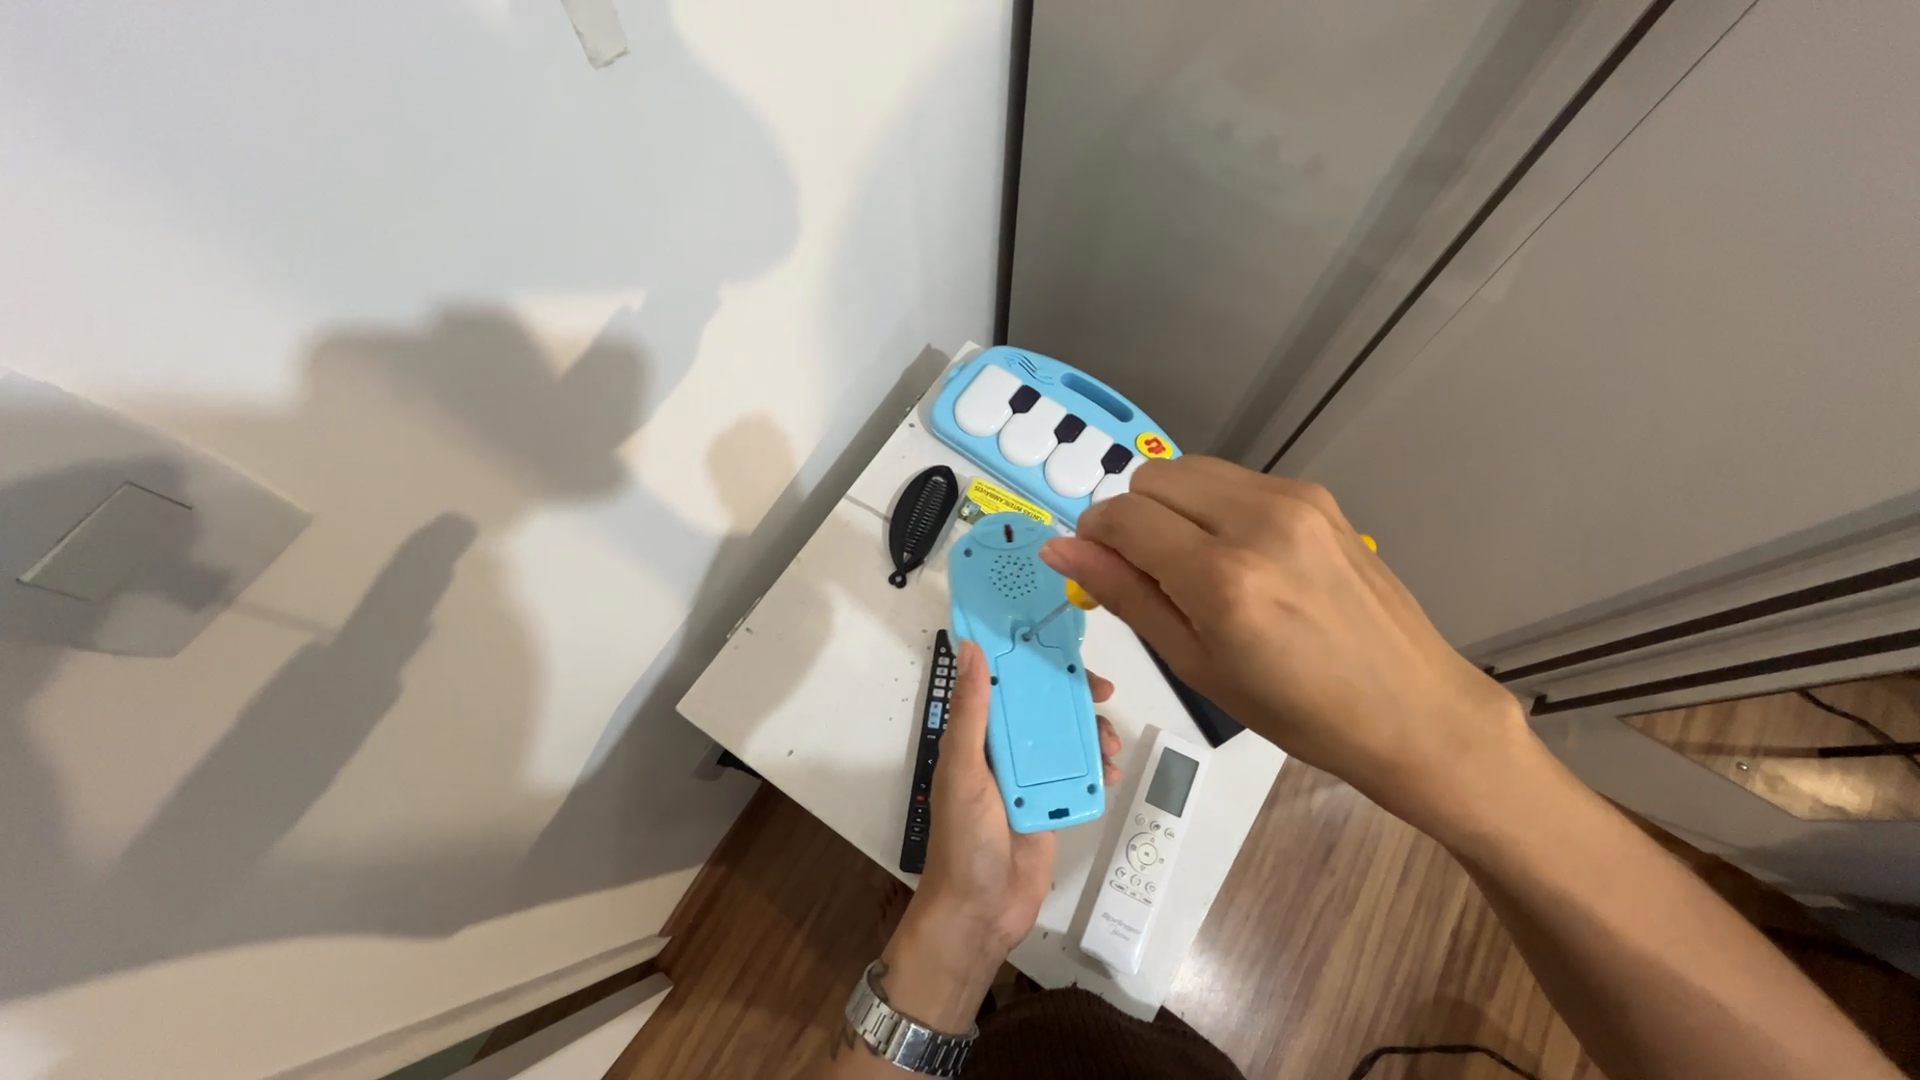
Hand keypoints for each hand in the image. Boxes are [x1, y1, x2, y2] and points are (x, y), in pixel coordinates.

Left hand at [879, 641, 1119, 1031]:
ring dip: (1093, 735)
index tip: (1066, 655)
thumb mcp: (964, 769)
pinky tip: (1112, 775)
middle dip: (1075, 700)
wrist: (980, 912)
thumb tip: (972, 647)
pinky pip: (1078, 779)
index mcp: (978, 738)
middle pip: (1044, 712)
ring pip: (1066, 743)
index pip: (1008, 687)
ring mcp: (1030, 782)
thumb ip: (972, 712)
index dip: (1035, 667)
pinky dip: (1098, 772)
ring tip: (1112, 746)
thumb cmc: (964, 839)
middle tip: (1105, 695)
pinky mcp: (1051, 809)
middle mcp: (1004, 754)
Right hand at [1039, 455, 1526, 833]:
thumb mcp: (1194, 663)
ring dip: (1170, 506)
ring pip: (1189, 469)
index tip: (1097, 567)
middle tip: (1149, 573)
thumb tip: (1060, 549)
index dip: (1094, 536)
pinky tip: (1236, 553)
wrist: (1410, 707)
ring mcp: (1294, 499)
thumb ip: (1125, 594)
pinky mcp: (1316, 495)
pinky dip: (1210, 505)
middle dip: (1131, 518)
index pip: (1123, 517)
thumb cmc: (1295, 709)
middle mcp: (1257, 520)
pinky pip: (1233, 479)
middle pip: (1151, 478)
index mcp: (1223, 577)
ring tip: (1194, 563)